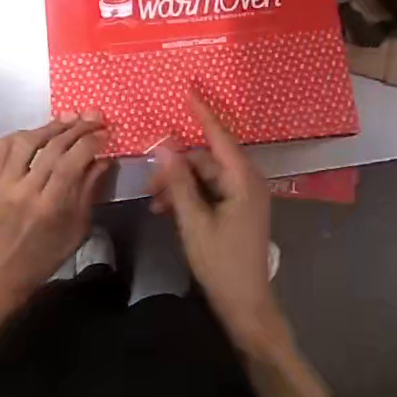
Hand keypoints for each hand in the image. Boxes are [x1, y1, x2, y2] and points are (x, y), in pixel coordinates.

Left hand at [0, 112, 110, 320]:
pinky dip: (20, 134)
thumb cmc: (47, 252)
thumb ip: (89, 190)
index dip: (90, 143)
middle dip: (76, 128)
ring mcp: (4, 183)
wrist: (3, 268)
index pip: (71, 162)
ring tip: (68, 119)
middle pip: (52, 147)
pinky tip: (37, 131)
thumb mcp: (78, 227)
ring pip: (27, 141)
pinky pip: (2, 147)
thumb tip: (104, 159)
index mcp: (50, 206)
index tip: (104, 133)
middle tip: (92, 117)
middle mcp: (25, 190)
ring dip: (50, 126)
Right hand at [149, 92, 288, 352]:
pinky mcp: (237, 210)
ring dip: (179, 185)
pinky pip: (209, 192)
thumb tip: (165, 147)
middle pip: (206, 160)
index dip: (203, 114)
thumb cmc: (221, 262)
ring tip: (155, 203)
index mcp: (243, 181)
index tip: (188, 91)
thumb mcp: (193, 222)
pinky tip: (167, 210)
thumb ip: (179, 183)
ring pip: (204, 177)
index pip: (220, 138)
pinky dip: (189, 197)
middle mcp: (247, 182)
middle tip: (149, 183)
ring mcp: (243, 197)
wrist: (244, 304)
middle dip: (177, 167)